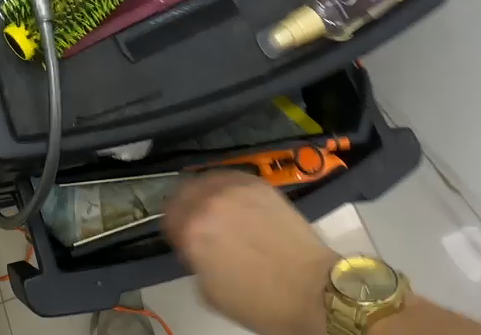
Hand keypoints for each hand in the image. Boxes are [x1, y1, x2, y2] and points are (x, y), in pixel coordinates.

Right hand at [164, 172, 338, 334]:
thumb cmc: (261, 303)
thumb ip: (194, 260)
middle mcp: (207, 201)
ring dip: (205, 194)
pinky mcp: (256, 183)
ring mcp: (233, 188)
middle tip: (199, 224)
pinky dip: (228, 189)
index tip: (184, 239)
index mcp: (192, 230)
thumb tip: (195, 246)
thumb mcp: (212, 292)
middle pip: (182, 192)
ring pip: (205, 180)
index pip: (168, 216)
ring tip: (220, 212)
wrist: (312, 291)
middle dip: (187, 208)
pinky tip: (238, 205)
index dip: (175, 230)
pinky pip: (230, 178)